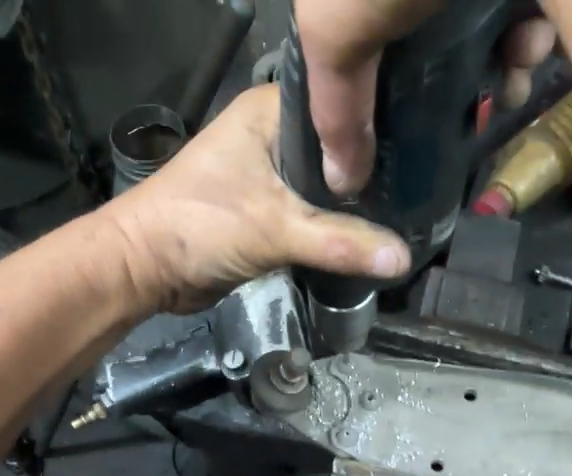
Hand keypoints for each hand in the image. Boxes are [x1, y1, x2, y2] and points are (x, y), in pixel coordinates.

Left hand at [103, 86, 409, 312]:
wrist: (146, 270)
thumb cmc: (200, 227)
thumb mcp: (275, 229)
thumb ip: (340, 243)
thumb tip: (404, 256)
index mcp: (271, 112)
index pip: (341, 110)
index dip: (381, 131)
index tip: (425, 154)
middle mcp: (273, 135)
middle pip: (339, 153)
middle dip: (375, 177)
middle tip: (425, 195)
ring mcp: (270, 176)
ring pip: (328, 189)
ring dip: (357, 209)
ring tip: (407, 219)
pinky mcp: (269, 213)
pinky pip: (315, 217)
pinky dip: (337, 230)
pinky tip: (372, 240)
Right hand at [297, 0, 556, 194]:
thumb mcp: (338, 34)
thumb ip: (334, 110)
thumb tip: (340, 181)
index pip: (368, 43)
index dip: (388, 90)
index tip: (417, 124)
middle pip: (436, 36)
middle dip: (465, 81)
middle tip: (482, 106)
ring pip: (488, 18)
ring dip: (507, 59)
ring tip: (516, 72)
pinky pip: (524, 2)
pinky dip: (533, 26)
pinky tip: (534, 38)